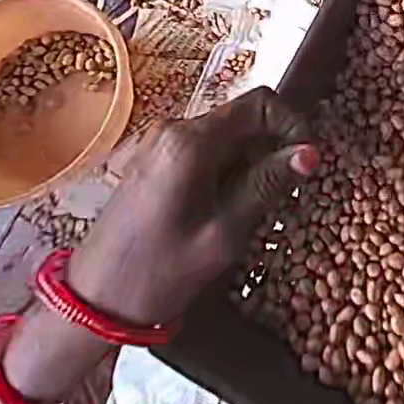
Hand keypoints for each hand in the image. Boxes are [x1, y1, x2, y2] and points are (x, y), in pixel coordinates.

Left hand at [68, 86, 317, 325]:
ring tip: (253, 210)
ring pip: (228, 136)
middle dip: (272, 148)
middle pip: (244, 118)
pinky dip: (228, 170)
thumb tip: (311, 153)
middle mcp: (175, 128)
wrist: (92, 301)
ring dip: (252, 163)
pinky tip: (226, 209)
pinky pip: (206, 150)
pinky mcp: (156, 159)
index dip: (293, 124)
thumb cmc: (159, 272)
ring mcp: (161, 142)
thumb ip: (266, 186)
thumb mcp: (223, 234)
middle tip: (283, 197)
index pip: (260, 102)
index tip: (307, 163)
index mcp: (191, 140)